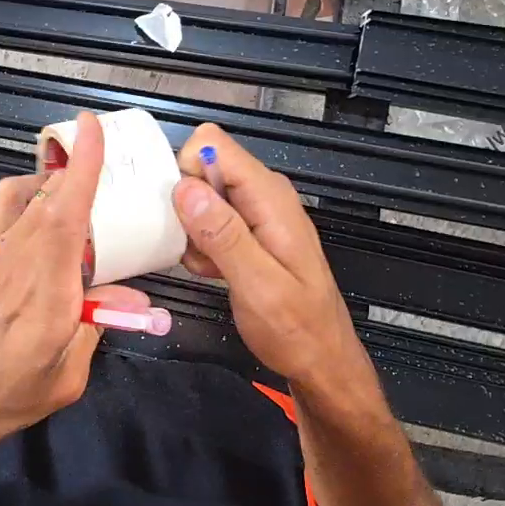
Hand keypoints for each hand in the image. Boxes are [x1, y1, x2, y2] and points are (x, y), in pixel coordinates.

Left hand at [0, 113, 151, 472]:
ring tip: (81, 192)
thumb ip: (100, 325)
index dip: (83, 165)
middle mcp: (19, 258)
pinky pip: (10, 213)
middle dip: (76, 166)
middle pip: (47, 193)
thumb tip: (133, 299)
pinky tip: (53, 227)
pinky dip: (34, 200)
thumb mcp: (68, 373)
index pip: (68, 211)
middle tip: (108, 161)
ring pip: (22, 195)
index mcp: (47, 286)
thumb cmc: (7, 393)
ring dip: (52, 181)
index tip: (91, 127)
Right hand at [170, 125, 378, 400]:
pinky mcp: (246, 228)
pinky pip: (206, 219)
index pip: (210, 145)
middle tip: (198, 250)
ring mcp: (254, 210)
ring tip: (209, 266)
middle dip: (184, 206)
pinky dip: (200, 244)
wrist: (320, 360)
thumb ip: (223, 235)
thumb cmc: (297, 329)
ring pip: (198, 195)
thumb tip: (185, 189)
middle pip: (200, 168)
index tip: (184, 218)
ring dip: (191, 230)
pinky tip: (213, 270)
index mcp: (269, 196)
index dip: (186, 175)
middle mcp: (262, 193)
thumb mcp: (259, 287)